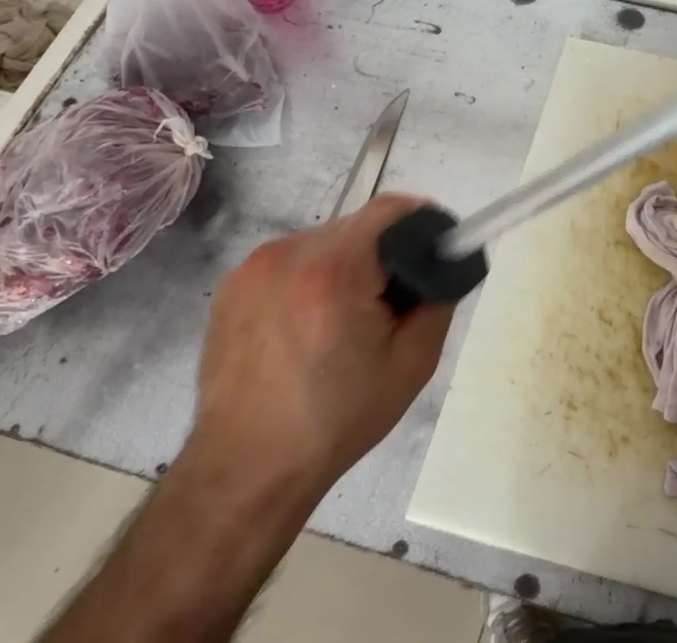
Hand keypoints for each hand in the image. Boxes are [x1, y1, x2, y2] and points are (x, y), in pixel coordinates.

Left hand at [188, 194, 455, 492]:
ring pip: (323, 244)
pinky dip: (310, 282)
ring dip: (346, 268)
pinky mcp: (231, 287)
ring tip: (346, 324)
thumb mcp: (412, 363)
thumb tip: (445, 264)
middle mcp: (288, 255)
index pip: (391, 210)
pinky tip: (310, 330)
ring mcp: (253, 268)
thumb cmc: (337, 420)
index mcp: (334, 270)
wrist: (248, 467)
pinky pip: (289, 264)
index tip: (435, 253)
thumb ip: (438, 299)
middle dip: (383, 255)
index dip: (422, 223)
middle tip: (393, 306)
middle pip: (357, 227)